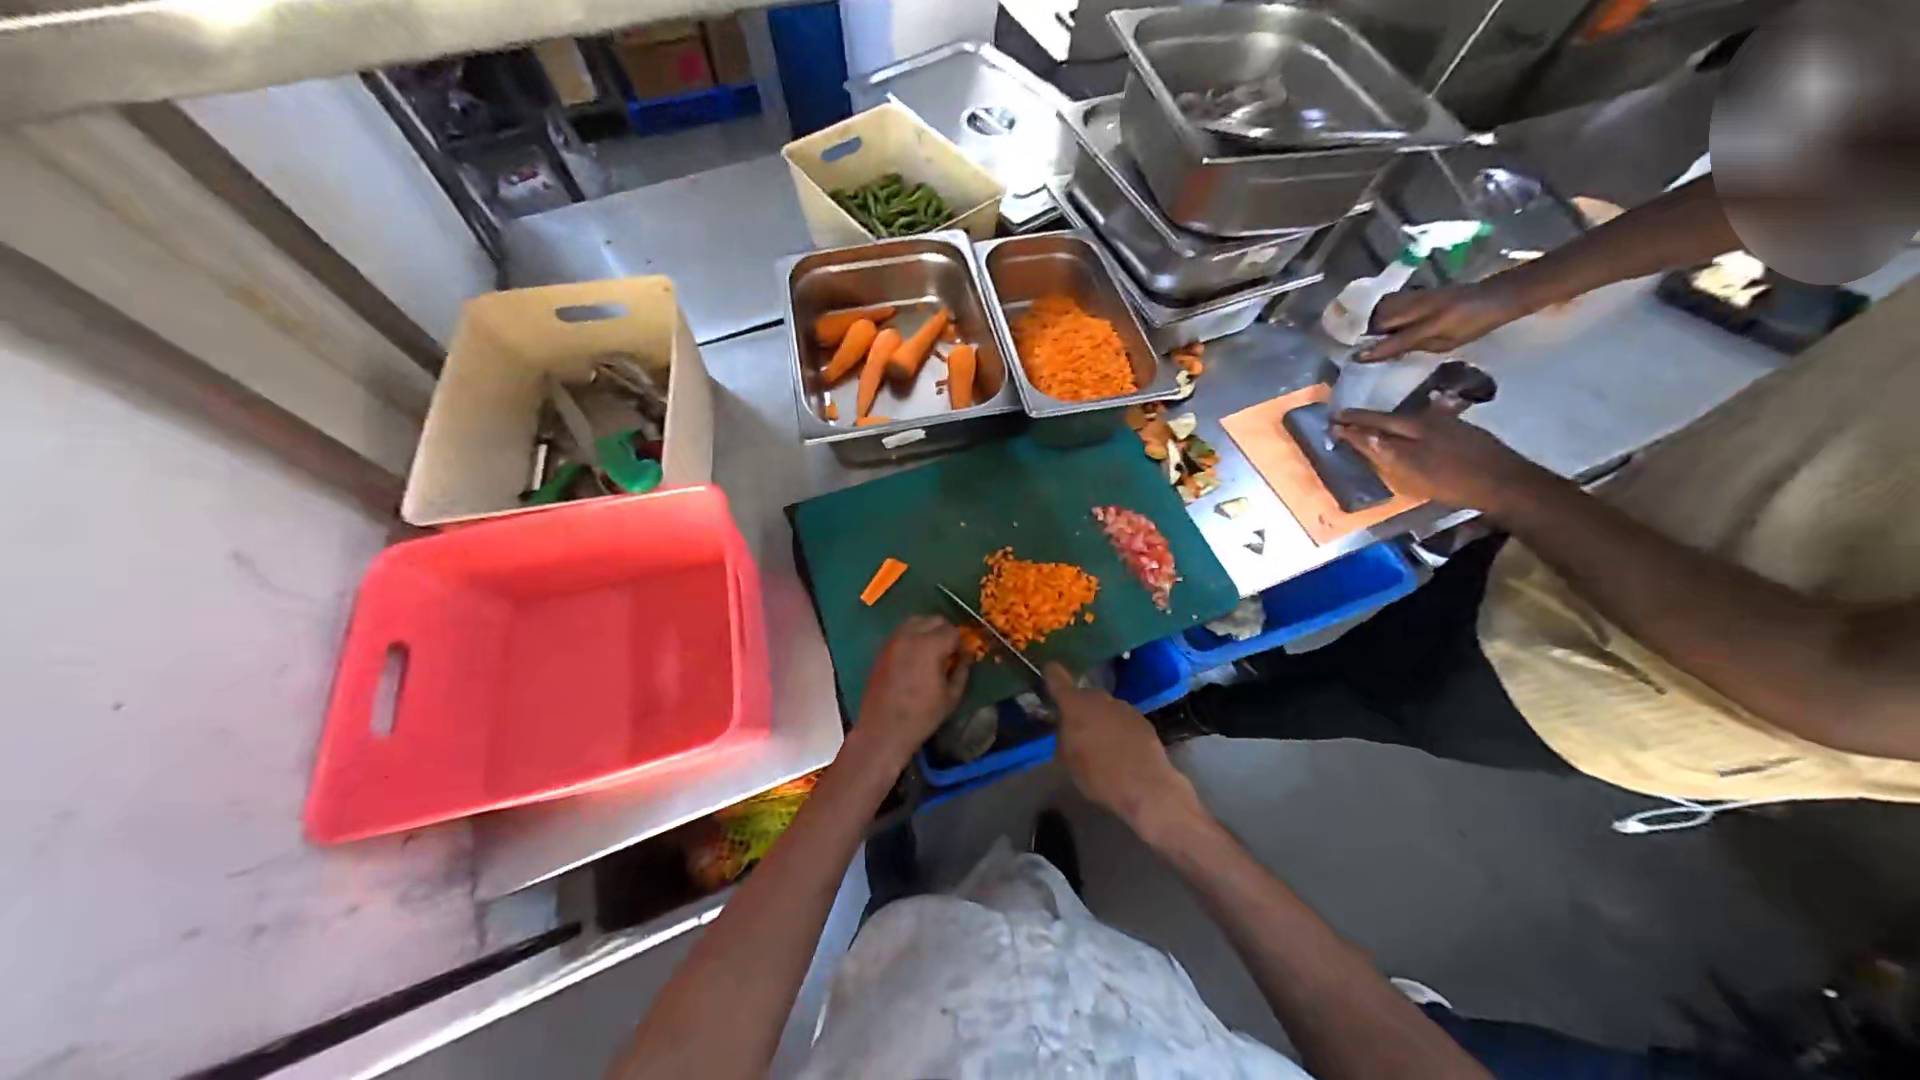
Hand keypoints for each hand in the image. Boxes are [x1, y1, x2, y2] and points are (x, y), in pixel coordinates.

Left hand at [855, 616, 973, 760]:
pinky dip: (912, 636)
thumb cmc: (922, 716)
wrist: (883, 730)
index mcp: (929, 646)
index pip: (952, 630)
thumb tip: (965, 655)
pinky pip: (901, 632)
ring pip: (916, 621)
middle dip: (945, 632)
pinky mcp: (882, 649)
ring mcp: (892, 641)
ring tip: (932, 652)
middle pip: (934, 619)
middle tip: (949, 653)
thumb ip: (962, 669)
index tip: (961, 657)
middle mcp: (909, 636)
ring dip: (928, 631)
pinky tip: (915, 657)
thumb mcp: (952, 696)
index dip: (960, 643)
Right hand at [1045, 663, 1201, 838]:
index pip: (1057, 678)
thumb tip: (1066, 726)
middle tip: (1076, 730)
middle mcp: (1099, 698)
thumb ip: (1063, 736)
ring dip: (1100, 719)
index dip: (1051, 674)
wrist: (1146, 786)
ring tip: (1101, 745)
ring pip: (1104, 707)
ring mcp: (1123, 707)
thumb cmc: (1098, 774)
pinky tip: (1121, 750)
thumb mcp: (1067, 760)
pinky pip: (1122, 719)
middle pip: (1084, 696)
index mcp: (1075, 705)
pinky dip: (1118, 729)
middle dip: (1079, 709)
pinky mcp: (1142, 719)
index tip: (1048, 672)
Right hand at [1332, 409, 1550, 514]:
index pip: (1376, 421)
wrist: (1506, 484)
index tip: (1332, 419)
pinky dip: (1411, 429)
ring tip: (1375, 426)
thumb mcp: (1411, 467)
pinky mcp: (1464, 436)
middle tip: (1348, 420)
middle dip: (1369, 419)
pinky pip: (1427, 427)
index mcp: (1414, 426)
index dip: (1353, 421)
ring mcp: (1450, 426)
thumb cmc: (1453, 479)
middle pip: (1392, 418)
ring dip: (1390, 423)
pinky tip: (1413, 433)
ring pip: (1411, 421)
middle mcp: (1430, 419)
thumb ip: (1383, 449)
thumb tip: (1355, 432)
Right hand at [1359, 279, 1536, 360]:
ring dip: (1371, 321)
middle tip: (1357, 346)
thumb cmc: (1476, 324)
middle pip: (1383, 319)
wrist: (1498, 293)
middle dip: (1367, 333)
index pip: (1399, 339)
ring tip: (1367, 334)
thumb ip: (1415, 345)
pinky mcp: (1418, 290)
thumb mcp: (1448, 343)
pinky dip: (1379, 311)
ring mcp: (1419, 295)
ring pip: (1382, 307)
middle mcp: (1424, 306)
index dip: (1377, 350)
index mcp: (1436, 323)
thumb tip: (1386, 351)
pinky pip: (1389, 301)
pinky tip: (1379, 320)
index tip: (1356, 358)